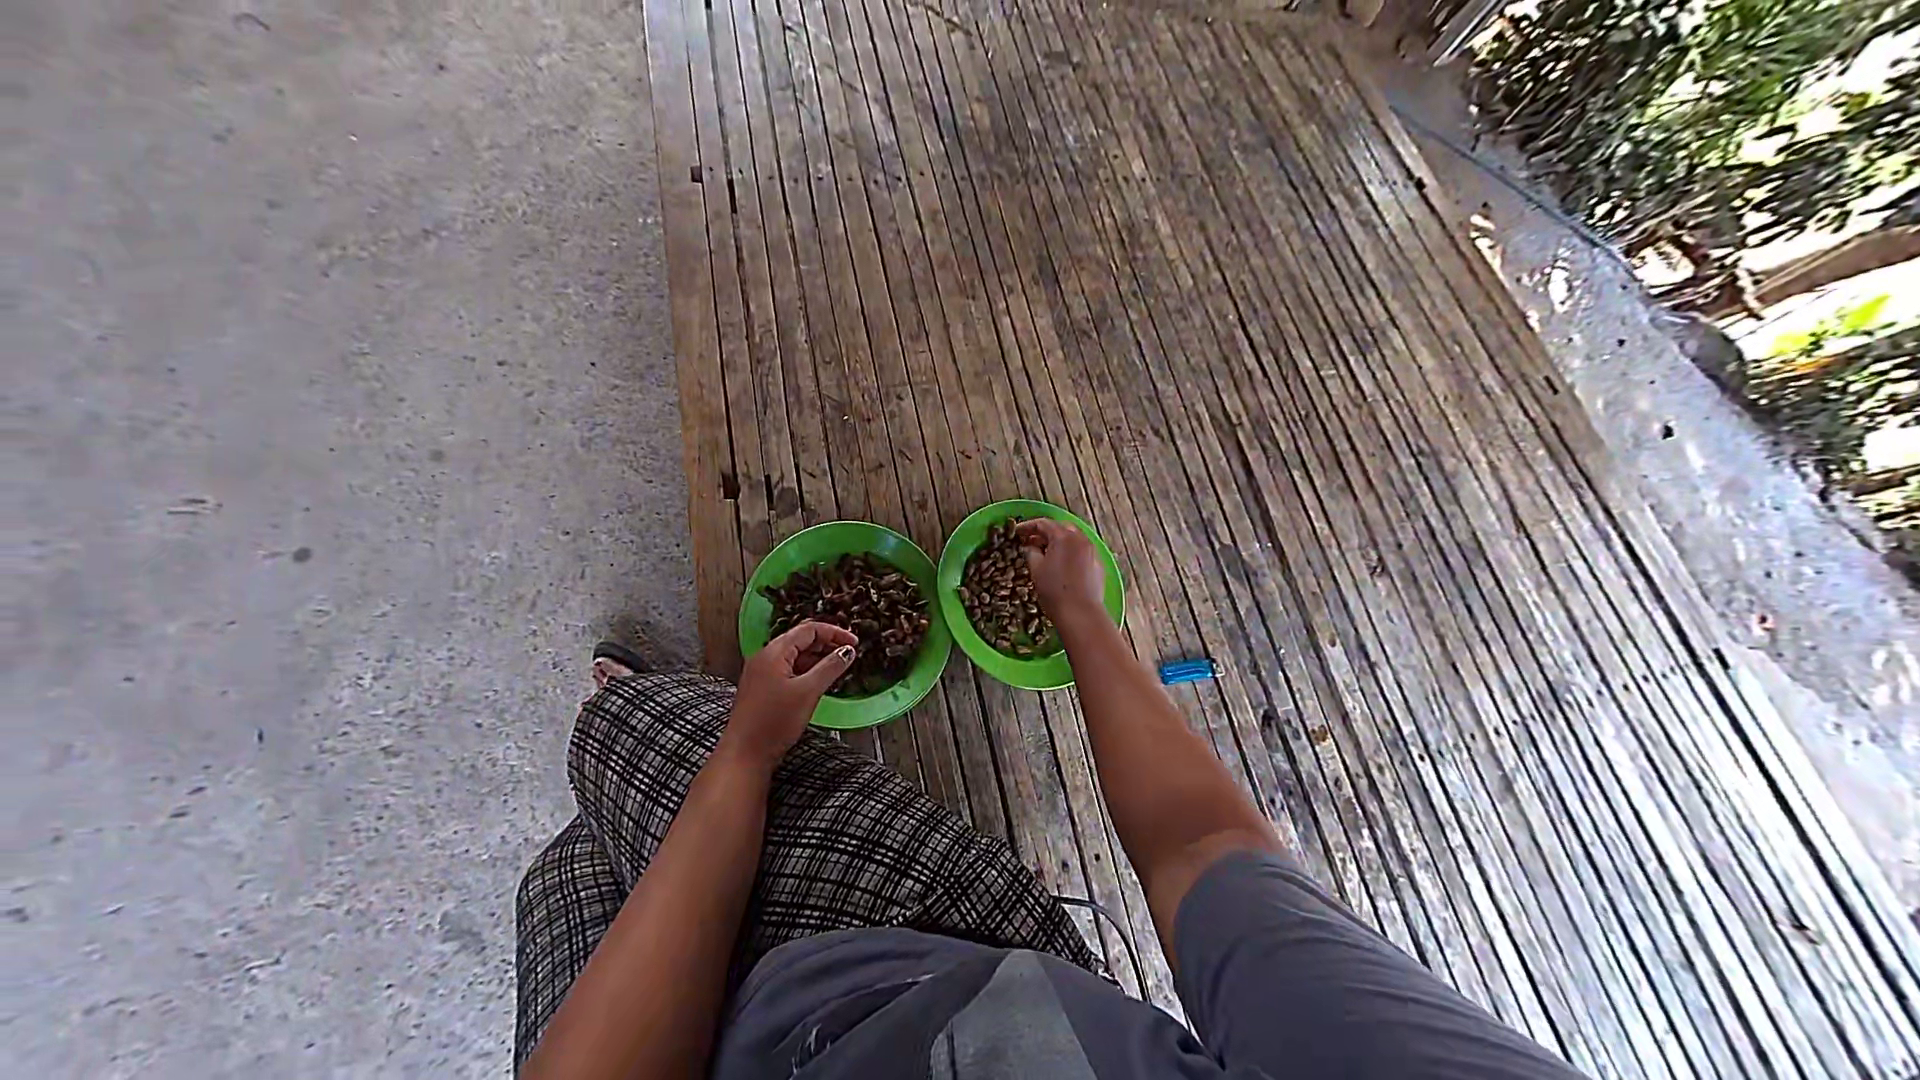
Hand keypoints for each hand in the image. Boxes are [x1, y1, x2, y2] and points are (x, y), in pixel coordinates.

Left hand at [724, 621, 857, 767]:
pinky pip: (789, 671)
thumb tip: (847, 651)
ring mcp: (762, 674)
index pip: (808, 629)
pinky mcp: (762, 689)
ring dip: (818, 658)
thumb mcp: (808, 692)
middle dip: (827, 644)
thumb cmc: (773, 722)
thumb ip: (830, 667)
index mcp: (774, 652)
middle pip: (801, 640)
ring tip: (839, 667)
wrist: (744, 755)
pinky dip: (807, 672)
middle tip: (849, 654)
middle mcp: (765, 658)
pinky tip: (820, 682)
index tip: (855, 642)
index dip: (834, 633)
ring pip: (795, 656)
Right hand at [1016, 518, 1105, 624]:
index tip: (1017, 532)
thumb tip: (1031, 547)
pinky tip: (1062, 565)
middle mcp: (1081, 540)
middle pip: (1061, 528)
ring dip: (1059, 542)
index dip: (1027, 526)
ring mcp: (1092, 552)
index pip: (1043, 523)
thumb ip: (1031, 552)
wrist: (1080, 613)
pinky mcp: (1097, 565)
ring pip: (1073, 539)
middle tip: (1031, 541)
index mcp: (1063, 537)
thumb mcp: (1036, 569)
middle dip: (1045, 532)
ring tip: (1045, 553)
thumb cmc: (1054, 591)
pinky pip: (1081, 552)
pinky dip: (1070, 553)